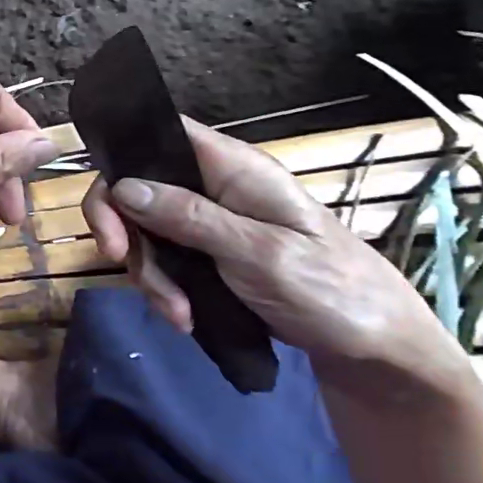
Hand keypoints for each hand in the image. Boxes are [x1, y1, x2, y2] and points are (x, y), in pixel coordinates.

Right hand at [81, 119, 470, 402]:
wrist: (373, 348)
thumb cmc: (328, 289)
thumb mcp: (258, 253)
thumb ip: (190, 218)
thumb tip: (123, 186)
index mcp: (231, 166)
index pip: (159, 134)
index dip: (122, 160)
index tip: (109, 214)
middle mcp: (214, 185)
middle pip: (141, 187)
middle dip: (128, 230)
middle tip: (124, 265)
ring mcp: (212, 222)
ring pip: (149, 230)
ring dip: (151, 273)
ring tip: (179, 315)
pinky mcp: (212, 256)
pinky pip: (168, 261)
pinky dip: (167, 289)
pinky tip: (185, 318)